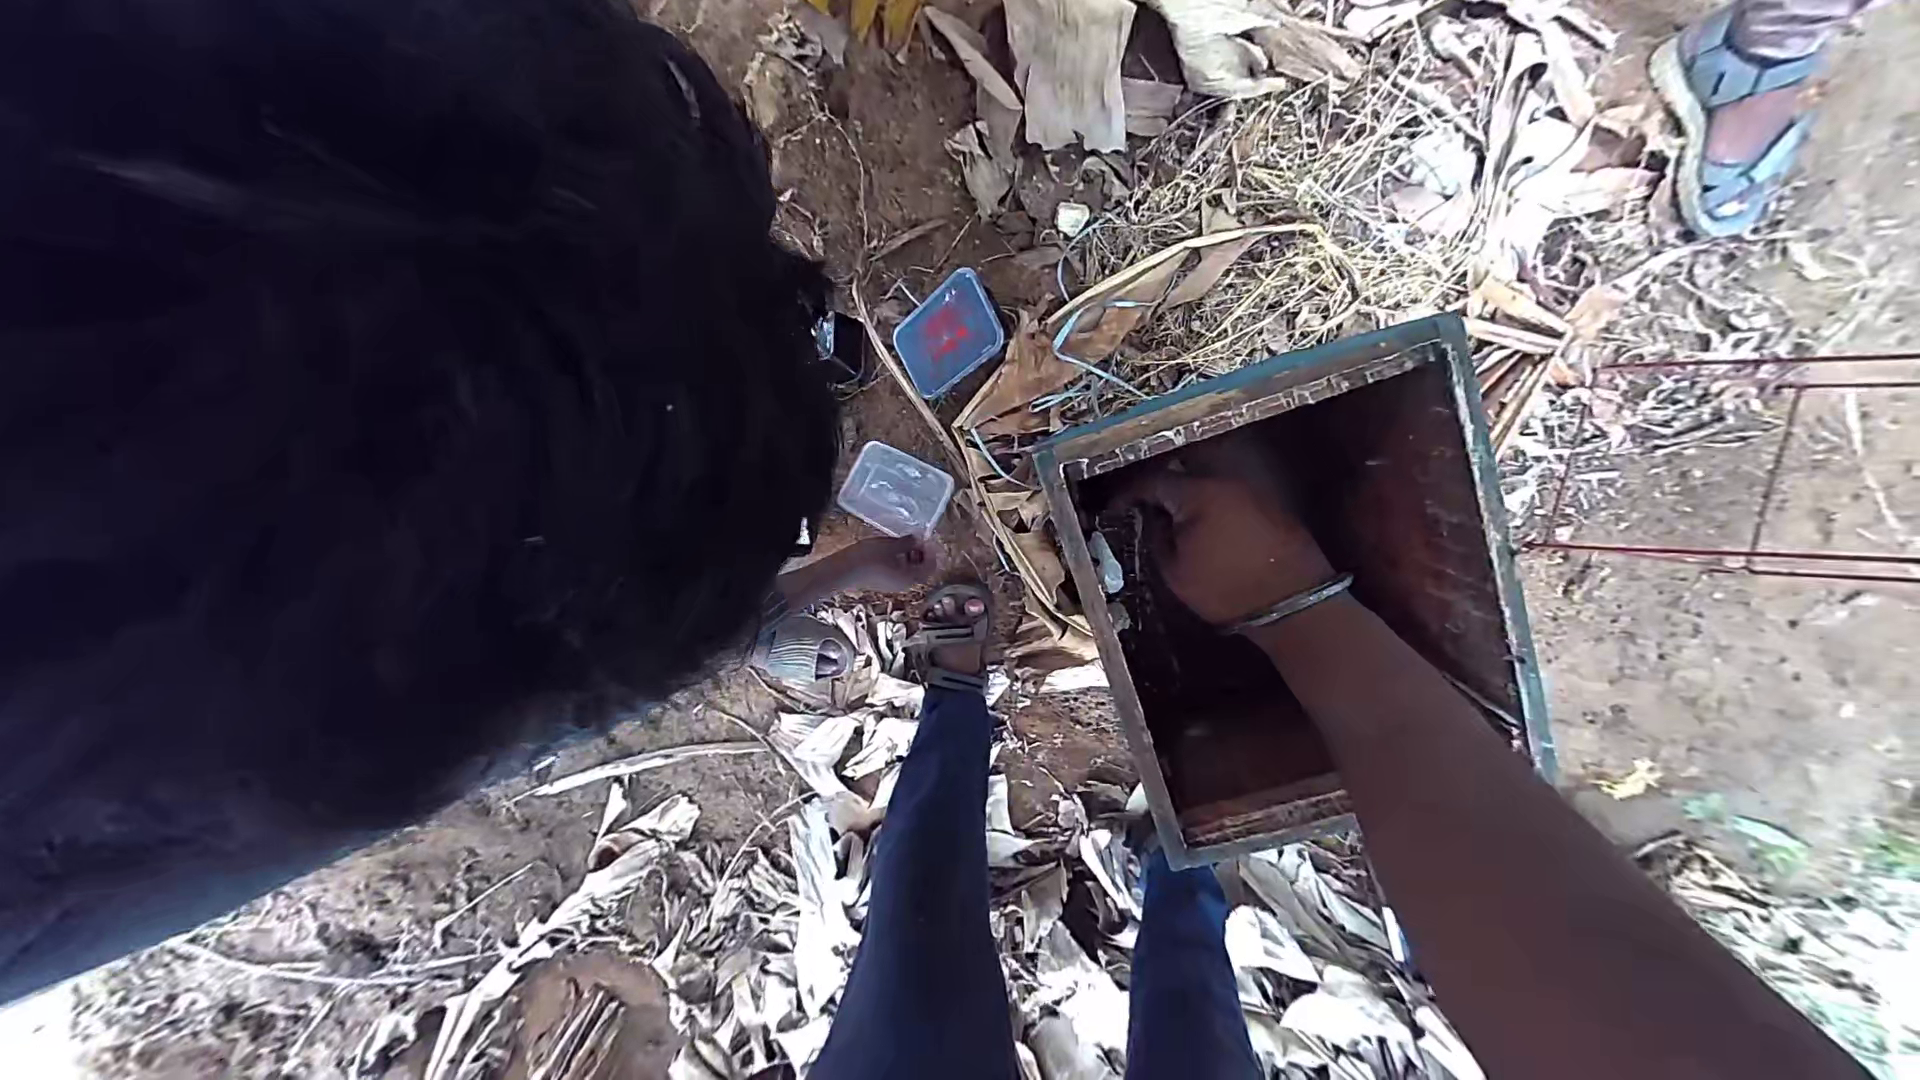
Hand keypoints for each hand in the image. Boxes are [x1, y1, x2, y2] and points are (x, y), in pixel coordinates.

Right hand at [829, 534, 938, 593]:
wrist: (843, 570)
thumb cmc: (868, 557)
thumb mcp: (891, 545)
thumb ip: (908, 542)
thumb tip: (919, 539)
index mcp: (910, 578)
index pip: (930, 567)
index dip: (931, 552)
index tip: (927, 539)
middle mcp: (904, 584)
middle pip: (921, 570)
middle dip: (922, 554)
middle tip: (917, 539)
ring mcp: (893, 585)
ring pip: (910, 571)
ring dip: (911, 557)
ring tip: (904, 542)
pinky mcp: (883, 582)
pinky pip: (899, 572)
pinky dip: (901, 561)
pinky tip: (893, 550)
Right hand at [1117, 448, 1331, 626]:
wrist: (1291, 604)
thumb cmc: (1224, 589)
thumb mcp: (1174, 571)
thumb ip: (1156, 537)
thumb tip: (1149, 518)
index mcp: (1197, 495)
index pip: (1152, 481)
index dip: (1128, 494)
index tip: (1115, 509)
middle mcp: (1224, 482)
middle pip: (1180, 474)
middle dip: (1156, 490)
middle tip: (1140, 509)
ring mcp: (1249, 491)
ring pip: (1204, 483)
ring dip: (1183, 496)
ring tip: (1168, 517)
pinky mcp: (1265, 505)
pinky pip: (1225, 495)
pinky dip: (1207, 504)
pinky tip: (1199, 524)